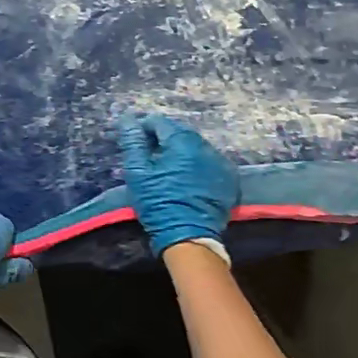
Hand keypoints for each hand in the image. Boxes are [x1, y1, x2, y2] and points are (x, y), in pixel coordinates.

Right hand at [117, 113, 239, 256]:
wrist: (189, 238)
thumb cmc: (159, 203)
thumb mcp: (138, 173)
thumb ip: (133, 142)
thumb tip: (128, 119)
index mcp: (182, 141)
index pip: (160, 122)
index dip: (145, 130)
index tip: (137, 145)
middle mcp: (205, 146)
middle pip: (180, 133)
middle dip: (164, 140)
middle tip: (151, 158)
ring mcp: (220, 162)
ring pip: (195, 147)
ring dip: (181, 152)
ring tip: (169, 169)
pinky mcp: (229, 178)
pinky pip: (209, 162)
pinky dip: (198, 165)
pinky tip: (188, 179)